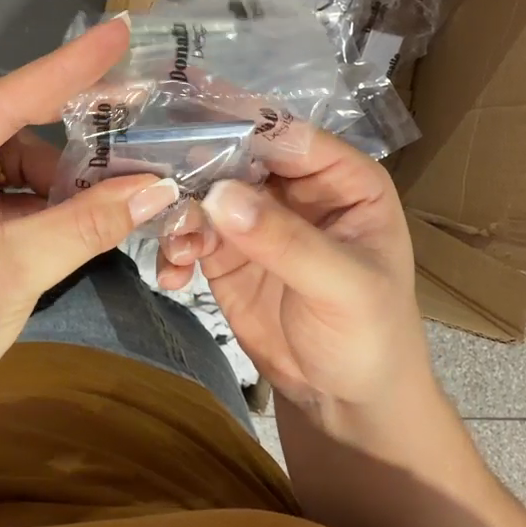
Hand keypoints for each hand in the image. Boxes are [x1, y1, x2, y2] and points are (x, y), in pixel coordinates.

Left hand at [0, 18, 180, 424]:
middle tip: (138, 120)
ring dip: (66, 180)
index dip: (66, 69)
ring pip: (20, 166)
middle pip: (14, 130)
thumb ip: (89, 221)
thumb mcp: (18, 266)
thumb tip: (159, 186)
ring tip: (119, 190)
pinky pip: (15, 196)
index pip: (5, 100)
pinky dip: (52, 205)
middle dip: (73, 136)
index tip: (118, 33)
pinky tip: (89, 214)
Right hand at [156, 133, 433, 409]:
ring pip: (203, 194)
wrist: (343, 399)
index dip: (239, 129)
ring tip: (177, 252)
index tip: (185, 128)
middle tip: (155, 187)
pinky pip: (187, 234)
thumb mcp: (342, 287)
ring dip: (179, 217)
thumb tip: (218, 194)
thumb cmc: (370, 336)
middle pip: (235, 157)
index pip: (287, 136)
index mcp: (341, 179)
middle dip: (193, 170)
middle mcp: (294, 190)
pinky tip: (173, 278)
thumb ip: (285, 240)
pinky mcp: (224, 253)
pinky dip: (173, 250)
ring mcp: (254, 221)